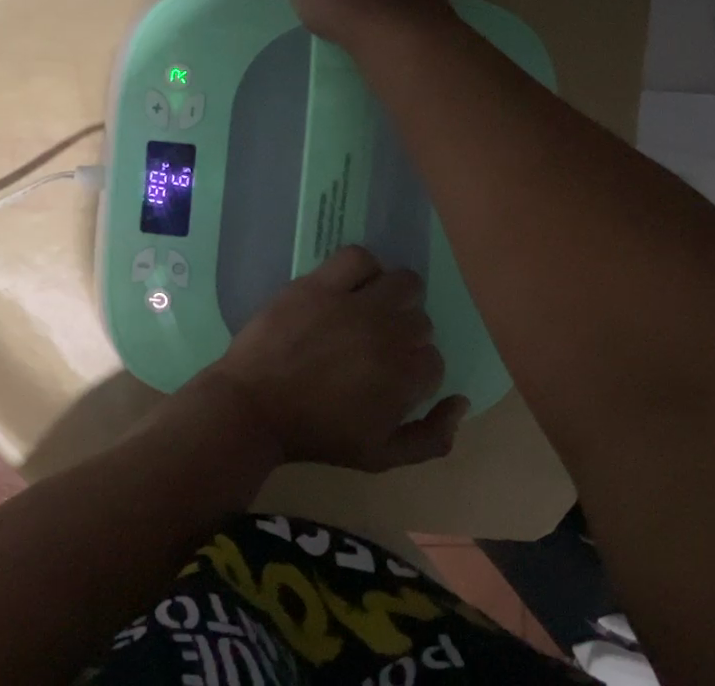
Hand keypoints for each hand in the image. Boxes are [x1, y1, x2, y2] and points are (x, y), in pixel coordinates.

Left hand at [194, 246, 469, 472]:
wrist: (253, 407)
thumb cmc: (316, 436)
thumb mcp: (381, 457)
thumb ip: (432, 438)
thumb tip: (461, 402)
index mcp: (405, 376)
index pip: (434, 360)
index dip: (415, 369)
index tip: (390, 376)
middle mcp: (387, 334)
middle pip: (421, 321)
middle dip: (406, 335)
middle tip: (375, 347)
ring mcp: (353, 305)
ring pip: (403, 282)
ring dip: (396, 296)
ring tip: (372, 310)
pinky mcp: (318, 285)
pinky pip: (358, 257)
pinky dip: (363, 267)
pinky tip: (351, 285)